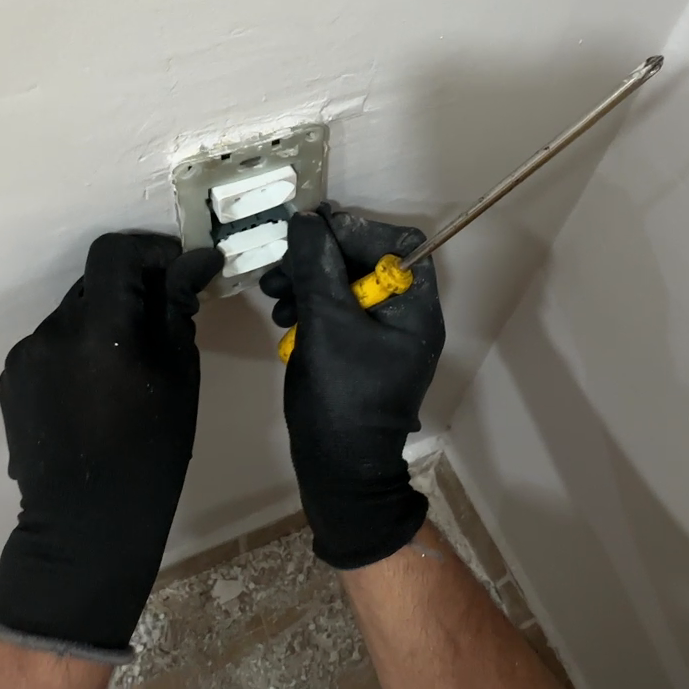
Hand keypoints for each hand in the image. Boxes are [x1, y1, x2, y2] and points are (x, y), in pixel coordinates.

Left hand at [0, 233, 222, 661]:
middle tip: (164, 319)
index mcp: (98, 330)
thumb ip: (177, 308)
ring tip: (128, 364)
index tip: (178, 270)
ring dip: (106, 320)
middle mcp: (52, 331)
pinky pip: (54, 342)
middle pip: (95, 282)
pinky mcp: (11, 377)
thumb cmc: (149, 452)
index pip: (113, 252)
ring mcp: (25, 355)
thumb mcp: (178, 375)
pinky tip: (97, 387)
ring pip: (75, 312)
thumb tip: (197, 260)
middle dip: (132, 288)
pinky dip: (81, 346)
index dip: (150, 250)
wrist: (85, 527)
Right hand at [260, 204, 445, 568]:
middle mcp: (405, 314)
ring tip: (274, 290)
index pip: (395, 243)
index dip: (354, 230)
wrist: (336, 469)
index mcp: (414, 308)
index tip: (312, 230)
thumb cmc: (341, 396)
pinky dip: (309, 302)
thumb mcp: (327, 324)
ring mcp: (381, 332)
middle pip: (366, 259)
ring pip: (345, 281)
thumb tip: (307, 219)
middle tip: (283, 262)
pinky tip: (282, 313)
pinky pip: (336, 307)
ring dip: (308, 278)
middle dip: (321, 256)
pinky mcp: (358, 345)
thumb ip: (318, 267)